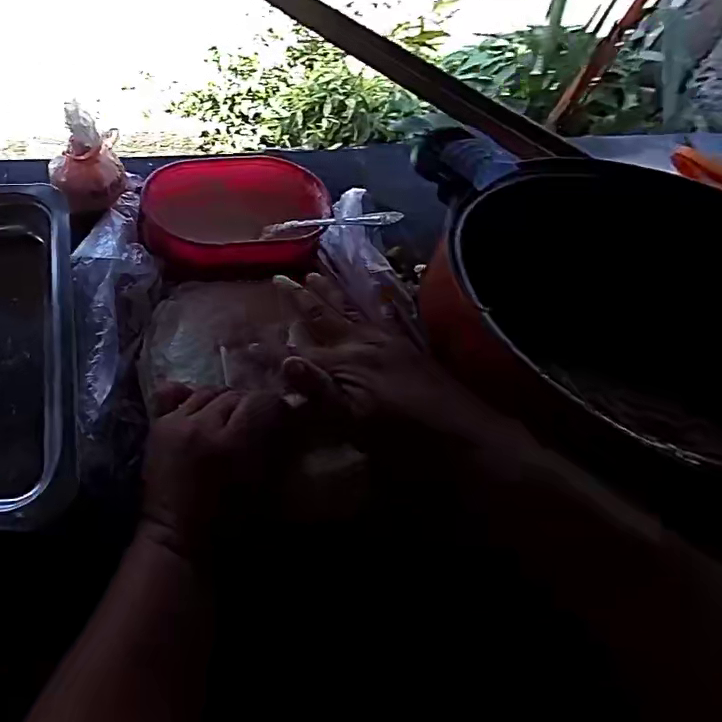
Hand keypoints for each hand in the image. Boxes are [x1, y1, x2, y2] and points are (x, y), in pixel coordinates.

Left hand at [140, 384, 292, 560]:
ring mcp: (175, 421)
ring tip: (231, 416)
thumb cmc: (228, 526)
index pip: (261, 401)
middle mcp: (201, 425)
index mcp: (231, 444)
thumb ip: (275, 450)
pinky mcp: (157, 423)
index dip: (277, 406)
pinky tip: (200, 408)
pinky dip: (190, 396)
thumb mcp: (263, 490)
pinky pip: (173, 394)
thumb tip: (288, 419)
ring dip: (223, 401)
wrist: (175, 536)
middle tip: (259, 419)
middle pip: (233, 394)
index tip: (284, 416)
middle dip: (250, 404)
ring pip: (207, 391)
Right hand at [275, 272, 536, 469]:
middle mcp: (364, 346)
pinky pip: (382, 317)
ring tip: (315, 274)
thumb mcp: (358, 425)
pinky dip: (369, 302)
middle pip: (324, 317)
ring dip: (331, 293)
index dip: (267, 347)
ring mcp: (390, 345)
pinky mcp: (411, 352)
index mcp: (347, 364)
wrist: (479, 448)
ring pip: (352, 311)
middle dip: (299, 300)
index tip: (241, 337)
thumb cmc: (410, 444)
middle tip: (280, 278)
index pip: (296, 352)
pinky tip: (370, 298)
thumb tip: (285, 360)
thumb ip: (320, 392)